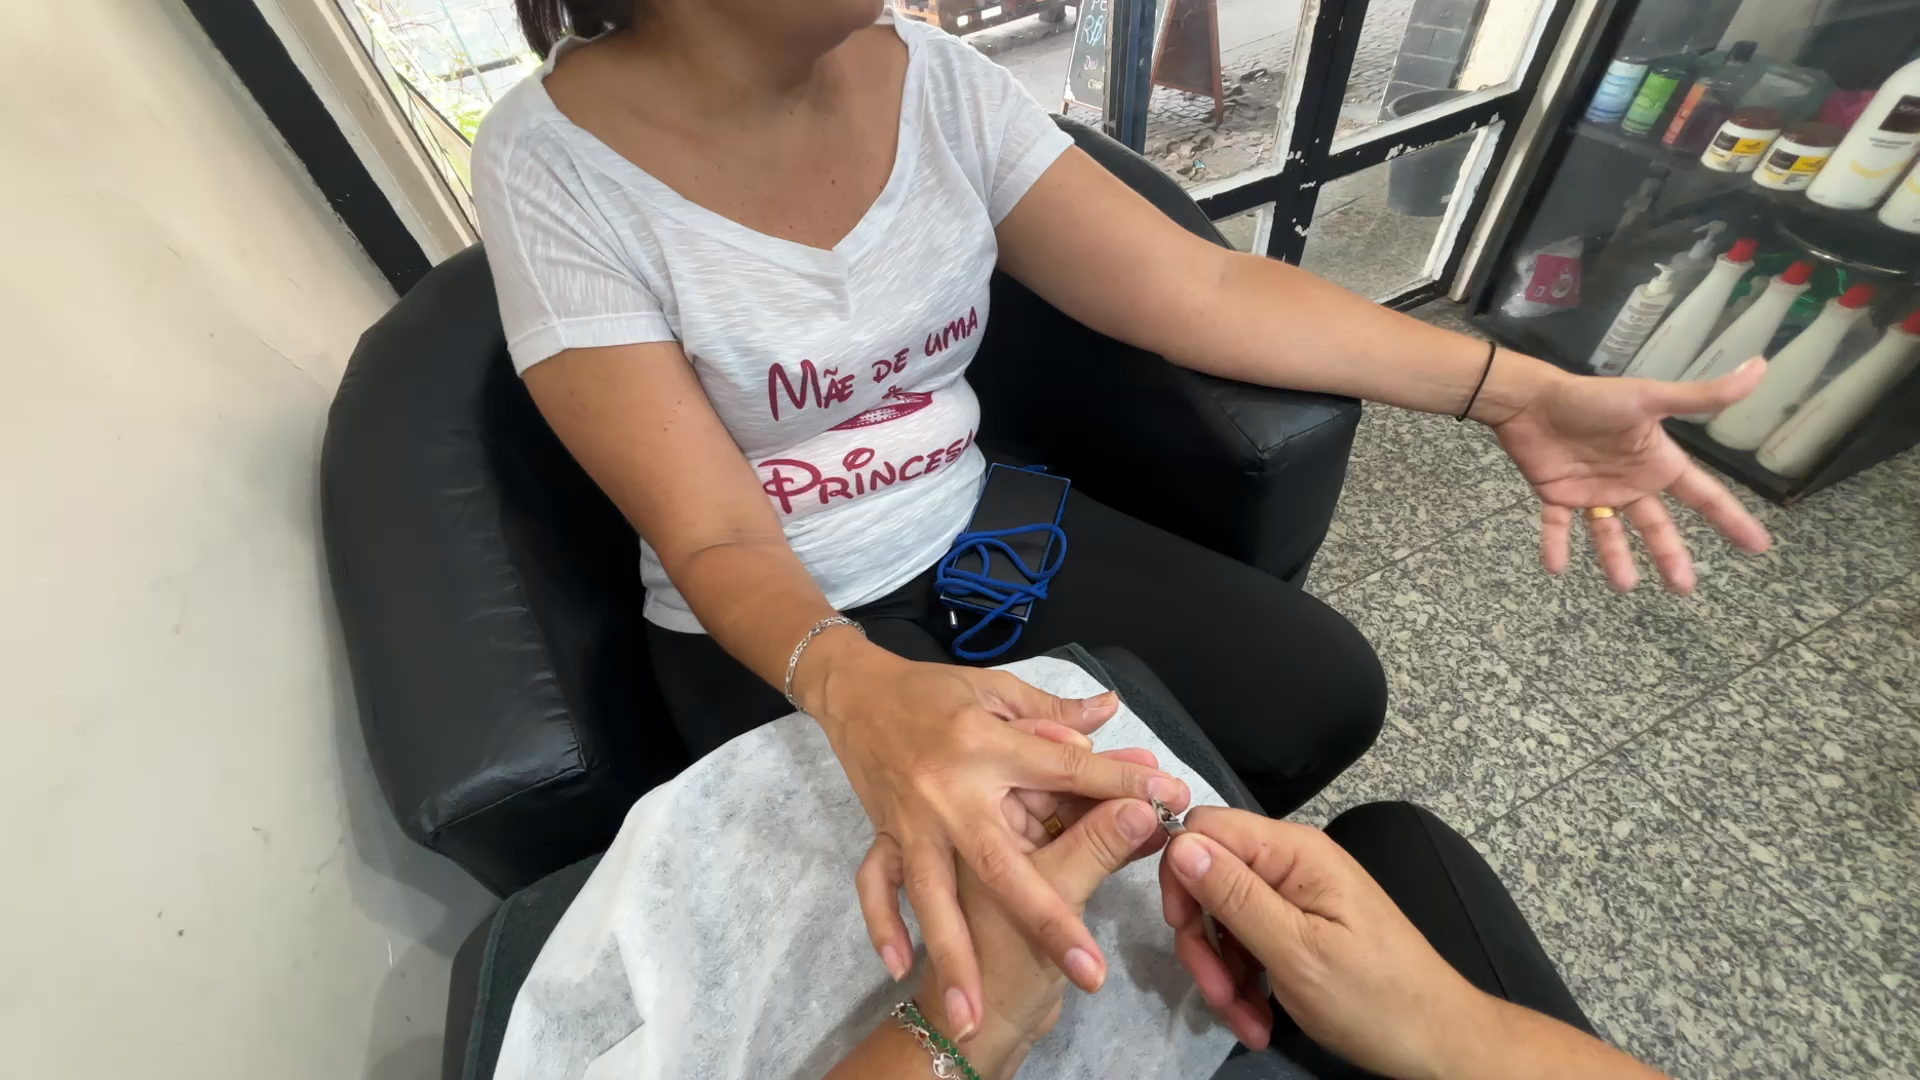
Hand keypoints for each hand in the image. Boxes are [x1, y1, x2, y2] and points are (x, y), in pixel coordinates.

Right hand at [808, 640, 1190, 1039]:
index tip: (1169, 801)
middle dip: (1044, 917)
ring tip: (976, 1014)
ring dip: (954, 954)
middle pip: (1002, 861)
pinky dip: (884, 925)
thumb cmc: (933, 688)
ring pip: (933, 894)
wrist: (858, 691)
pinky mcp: (881, 832)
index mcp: (984, 743)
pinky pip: (875, 885)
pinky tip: (902, 966)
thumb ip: (1052, 709)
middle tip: (1088, 970)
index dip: (1120, 783)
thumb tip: (1111, 709)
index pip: (1064, 768)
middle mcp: (949, 789)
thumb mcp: (995, 689)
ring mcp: (910, 818)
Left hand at [912, 794, 1167, 1077]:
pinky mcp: (1041, 868)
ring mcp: (1020, 840)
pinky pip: (1081, 841)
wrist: (985, 1026)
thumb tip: (1144, 805)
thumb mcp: (1053, 891)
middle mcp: (997, 811)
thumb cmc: (1003, 955)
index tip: (1156, 772)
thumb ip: (1096, 845)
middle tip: (1171, 783)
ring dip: (1123, 811)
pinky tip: (1153, 830)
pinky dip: (1117, 839)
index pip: (1048, 772)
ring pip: (1078, 814)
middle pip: (1066, 788)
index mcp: (982, 804)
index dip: (1106, 773)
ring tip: (1172, 798)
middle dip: (1120, 786)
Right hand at [1159, 807, 1490, 1078]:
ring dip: (1221, 969)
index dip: (1181, 872)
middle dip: (1203, 937)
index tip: (1181, 928)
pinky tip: (1256, 1016)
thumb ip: (1235, 896)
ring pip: (1221, 914)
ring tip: (1243, 1018)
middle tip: (1215, 992)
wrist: (1447, 1050)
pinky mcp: (1295, 922)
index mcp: (1290, 850)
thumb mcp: (1297, 953)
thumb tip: (1179, 843)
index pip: (1204, 828)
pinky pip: (1246, 937)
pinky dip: (1242, 978)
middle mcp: (1287, 859)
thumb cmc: (1377, 1001)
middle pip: (1208, 875)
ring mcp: (1291, 892)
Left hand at [1483, 354, 1771, 593]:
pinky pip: (1556, 526)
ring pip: (1608, 533)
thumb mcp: (1649, 398)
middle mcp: (1629, 483)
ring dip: (1615, 559)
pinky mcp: (1555, 494)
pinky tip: (1555, 568)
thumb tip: (1761, 367)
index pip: (1705, 497)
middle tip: (1683, 589)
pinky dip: (1555, 545)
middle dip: (1671, 555)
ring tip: (1623, 586)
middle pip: (1656, 526)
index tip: (1757, 548)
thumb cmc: (1591, 399)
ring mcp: (1592, 491)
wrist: (1531, 401)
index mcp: (1657, 464)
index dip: (1731, 520)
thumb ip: (1700, 396)